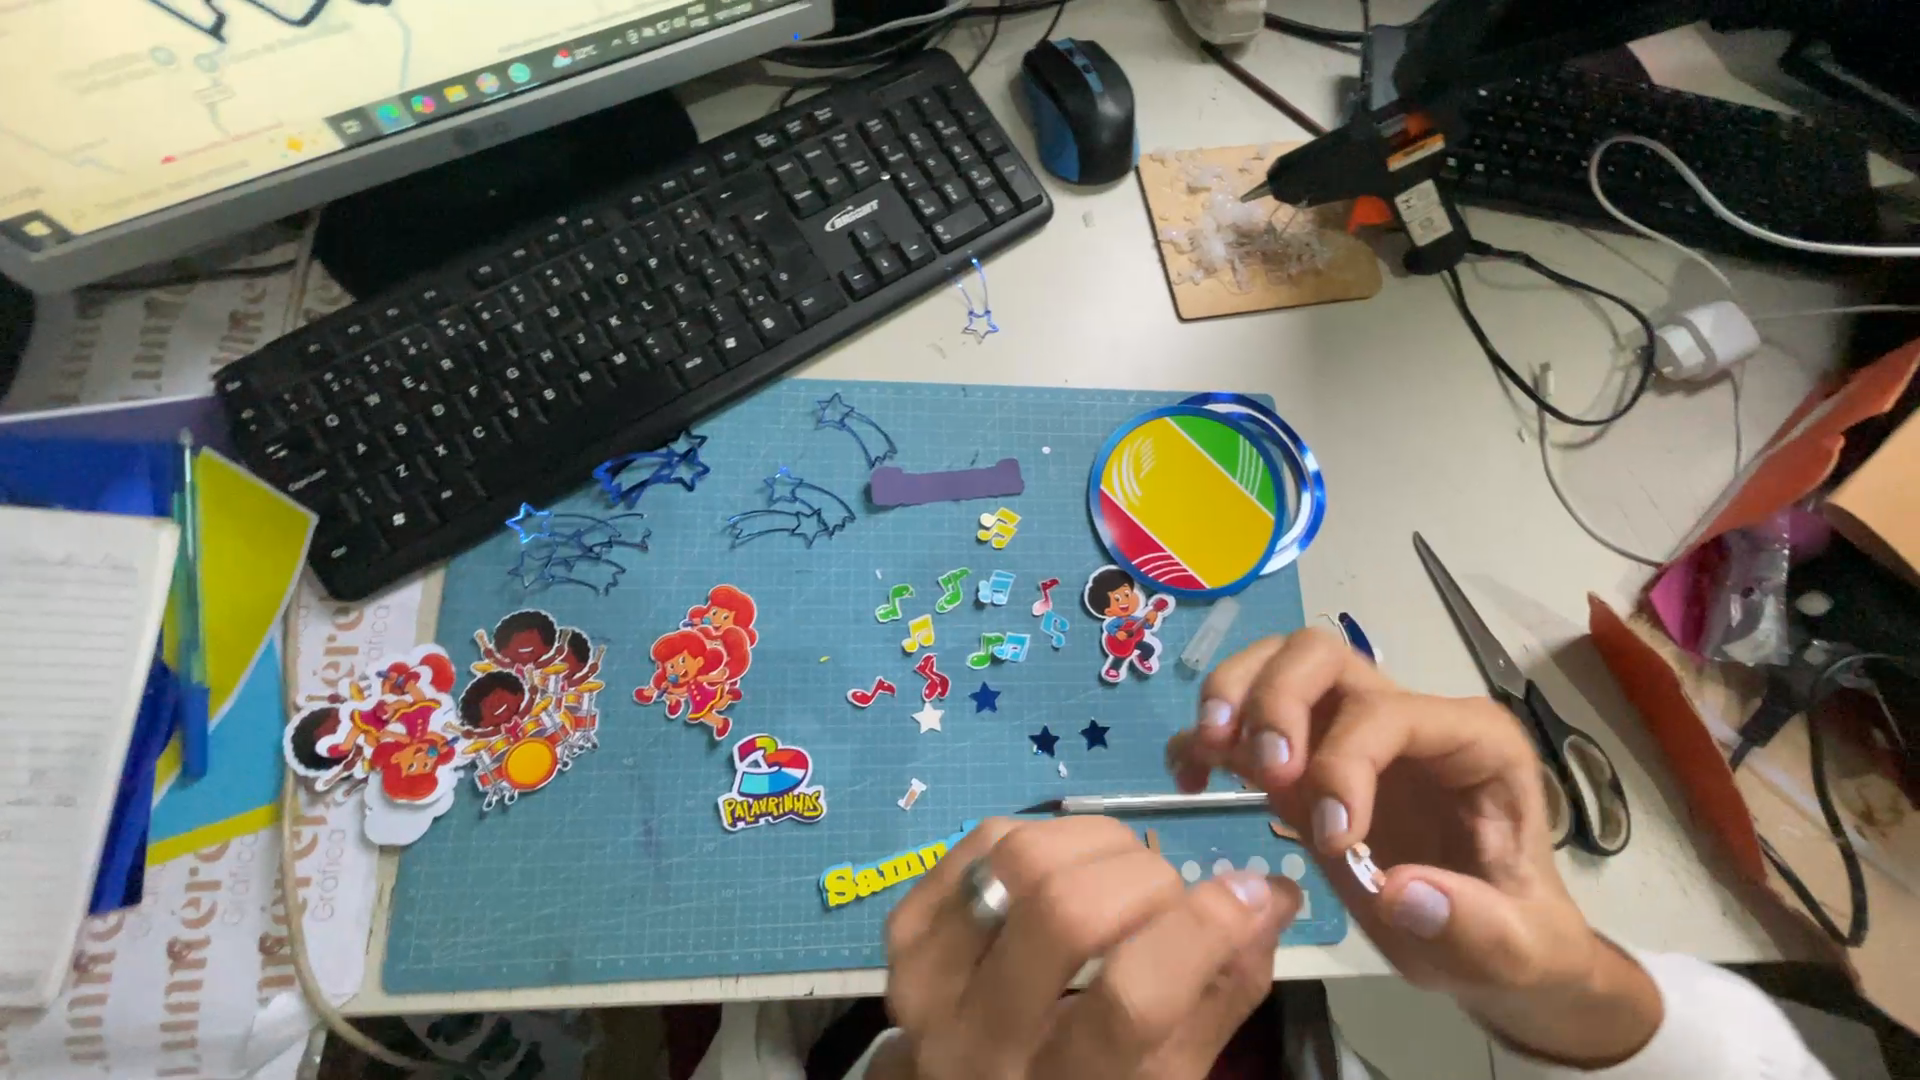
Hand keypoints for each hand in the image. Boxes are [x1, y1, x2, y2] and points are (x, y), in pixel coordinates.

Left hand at [875, 816, 1301, 1079]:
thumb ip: (1218, 992)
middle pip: (1066, 915)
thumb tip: (1270, 894)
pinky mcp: (905, 923)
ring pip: (1023, 859)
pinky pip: (985, 837)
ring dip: (1096, 843)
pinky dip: (1044, 831)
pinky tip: (1068, 859)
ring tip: (1124, 868)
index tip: (1254, 891)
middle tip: (1170, 888)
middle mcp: (977, 1039)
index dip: (1201, 933)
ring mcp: (927, 974)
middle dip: (1145, 880)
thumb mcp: (1162, 1076)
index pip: (1130, 1005)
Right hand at [1164, 630, 1659, 1067]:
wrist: (1478, 941)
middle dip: (1277, 700)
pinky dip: (1203, 735)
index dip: (1346, 763)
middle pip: (1320, 654)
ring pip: (1274, 660)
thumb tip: (1397, 891)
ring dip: (1231, 695)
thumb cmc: (1511, 938)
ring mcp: (1338, 726)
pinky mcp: (1294, 753)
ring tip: (1211, 751)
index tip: (1331, 840)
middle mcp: (1397, 713)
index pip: (1388, 714)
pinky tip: (1189, 779)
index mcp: (1466, 741)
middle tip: (1260, 767)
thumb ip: (1479, 926)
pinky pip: (1238, 712)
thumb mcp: (1521, 953)